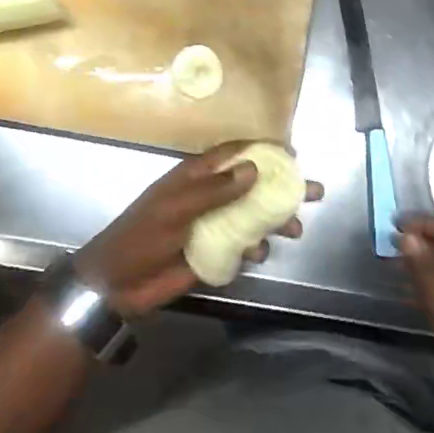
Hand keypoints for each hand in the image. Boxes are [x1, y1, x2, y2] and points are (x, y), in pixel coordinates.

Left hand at [74, 141, 323, 318]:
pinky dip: (254, 247)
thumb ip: (214, 190)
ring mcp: (211, 225)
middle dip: (281, 188)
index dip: (261, 151)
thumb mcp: (176, 209)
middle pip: (249, 186)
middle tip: (314, 192)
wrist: (119, 282)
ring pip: (251, 216)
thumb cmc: (143, 235)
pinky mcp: (213, 253)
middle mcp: (206, 197)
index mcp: (193, 177)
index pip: (232, 156)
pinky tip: (257, 253)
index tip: (292, 154)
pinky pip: (242, 245)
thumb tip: (253, 168)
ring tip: (296, 230)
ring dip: (274, 221)